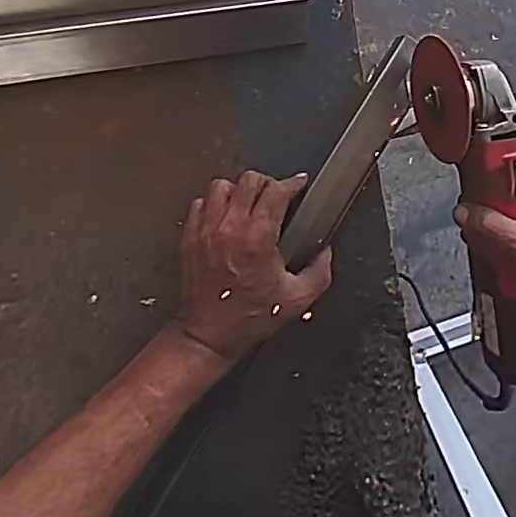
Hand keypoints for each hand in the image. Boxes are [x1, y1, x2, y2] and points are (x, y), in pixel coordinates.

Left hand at [172, 171, 333, 361]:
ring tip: (248, 203)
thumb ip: (319, 273)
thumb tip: (325, 253)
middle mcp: (230, 229)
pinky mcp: (190, 237)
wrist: (208, 335)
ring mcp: (206, 231)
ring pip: (222, 186)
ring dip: (238, 191)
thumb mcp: (297, 300)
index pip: (276, 191)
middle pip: (249, 180)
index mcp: (258, 239)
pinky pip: (200, 203)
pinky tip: (225, 216)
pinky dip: (214, 204)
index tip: (298, 185)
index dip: (292, 183)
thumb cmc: (248, 319)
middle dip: (268, 184)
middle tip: (275, 195)